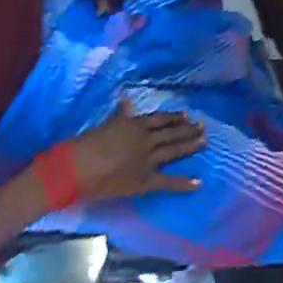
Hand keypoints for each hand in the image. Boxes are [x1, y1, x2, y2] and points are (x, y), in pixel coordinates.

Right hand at [63, 99, 203, 202]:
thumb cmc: (86, 144)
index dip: (173, 117)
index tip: (186, 115)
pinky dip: (183, 183)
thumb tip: (126, 99)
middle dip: (188, 130)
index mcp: (134, 125)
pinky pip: (168, 182)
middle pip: (171, 133)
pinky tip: (198, 182)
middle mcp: (145, 140)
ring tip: (205, 142)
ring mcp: (148, 160)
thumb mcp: (105, 124)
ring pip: (173, 151)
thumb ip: (120, 114)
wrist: (78, 168)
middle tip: (203, 127)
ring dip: (190, 146)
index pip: (159, 119)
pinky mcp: (146, 181)